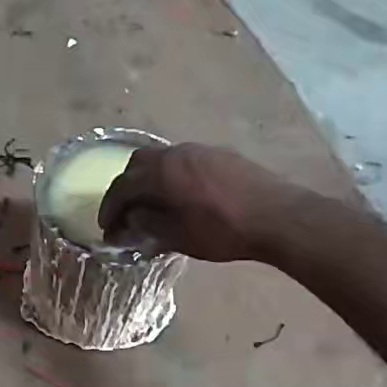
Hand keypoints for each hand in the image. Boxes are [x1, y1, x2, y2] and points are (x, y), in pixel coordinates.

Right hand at [97, 143, 318, 261]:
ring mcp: (201, 151)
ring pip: (162, 160)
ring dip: (149, 181)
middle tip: (125, 213)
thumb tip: (131, 222)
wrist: (279, 217)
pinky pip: (184, 162)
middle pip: (138, 165)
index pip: (122, 186)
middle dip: (126, 189)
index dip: (110, 209)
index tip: (107, 229)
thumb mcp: (177, 236)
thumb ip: (147, 225)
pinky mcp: (221, 156)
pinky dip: (171, 177)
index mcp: (161, 172)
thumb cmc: (222, 230)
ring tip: (151, 206)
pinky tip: (180, 198)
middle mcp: (177, 153)